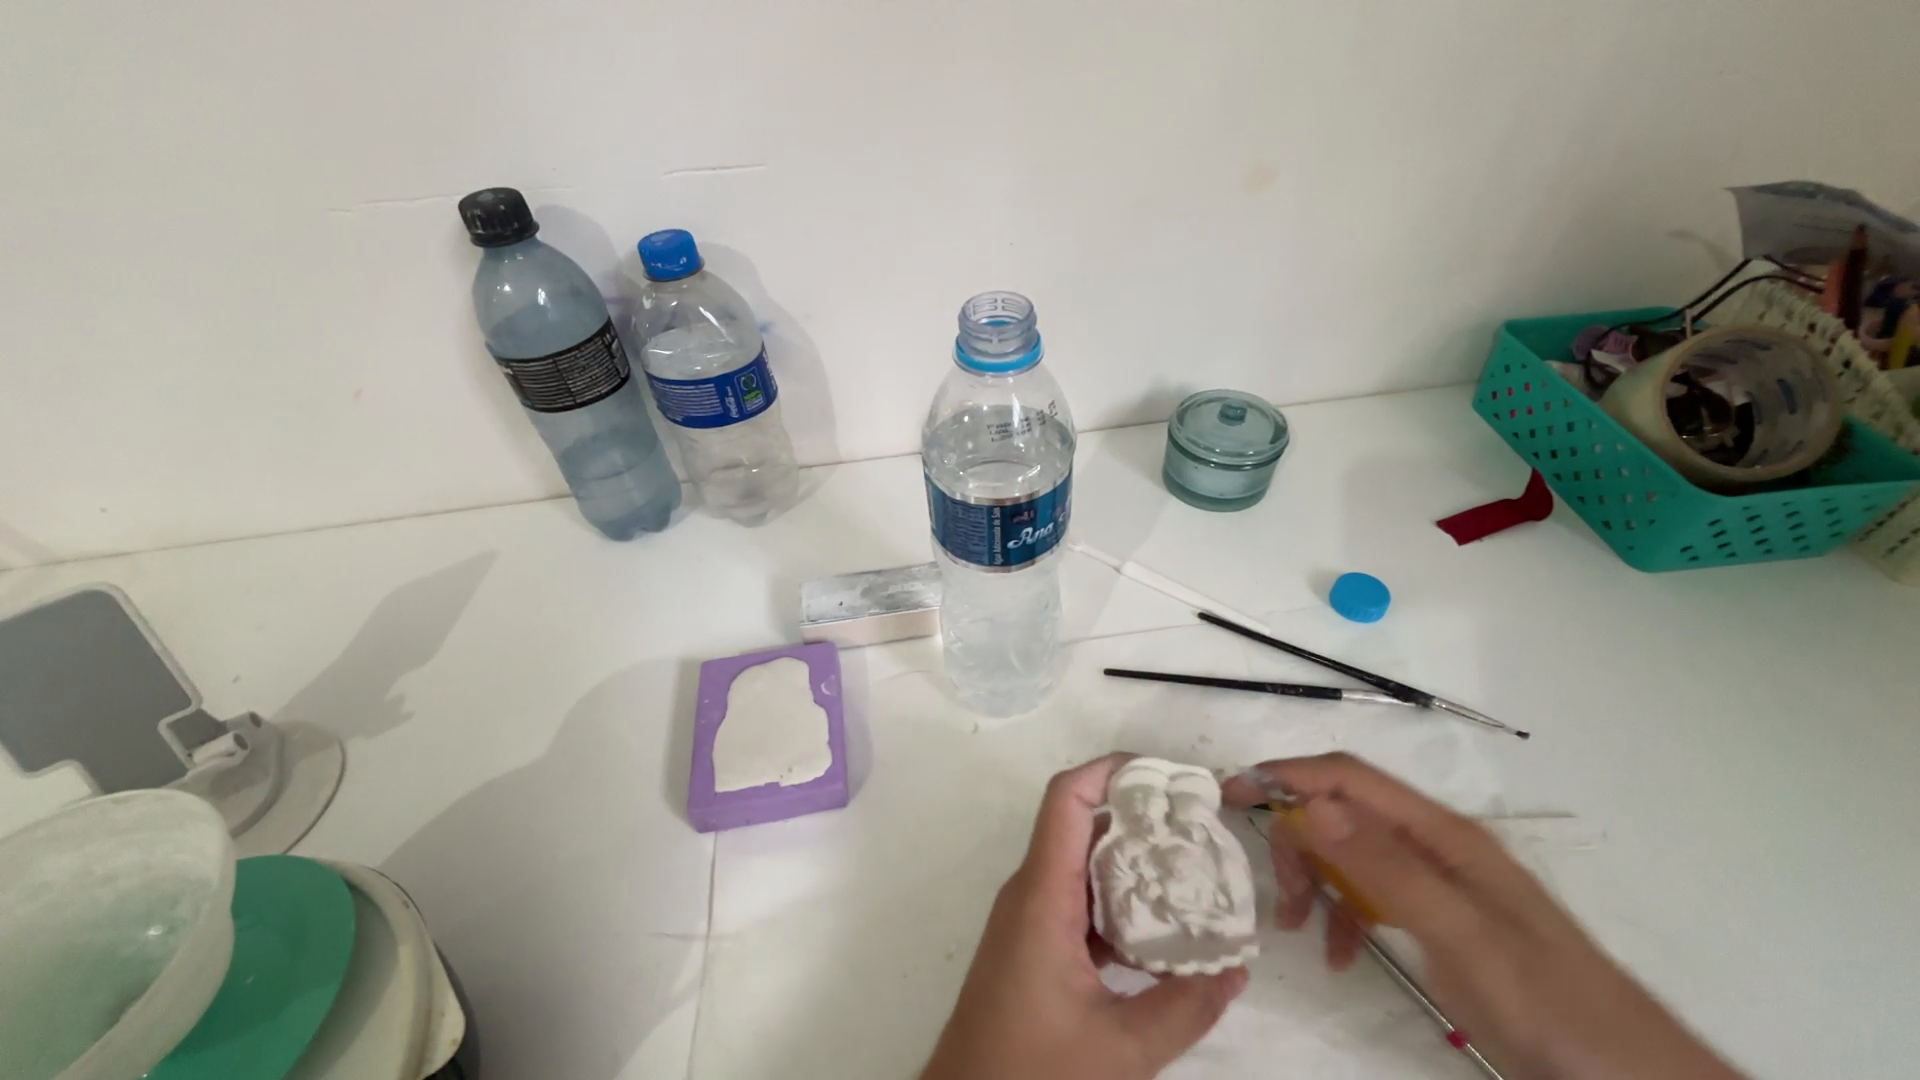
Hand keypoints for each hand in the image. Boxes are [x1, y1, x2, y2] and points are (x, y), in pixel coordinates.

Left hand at [921, 754, 1248, 1079]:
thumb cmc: (1033, 1069)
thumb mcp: (1122, 1048)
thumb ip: (1185, 1007)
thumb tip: (1237, 970)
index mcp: (1043, 894)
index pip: (1067, 799)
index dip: (1110, 770)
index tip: (1165, 774)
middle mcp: (1031, 891)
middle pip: (1080, 824)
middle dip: (1136, 814)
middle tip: (1195, 823)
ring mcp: (1028, 917)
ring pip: (1081, 863)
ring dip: (1130, 858)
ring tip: (1189, 866)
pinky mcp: (1032, 943)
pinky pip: (1077, 900)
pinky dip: (1117, 898)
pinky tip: (1159, 926)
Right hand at [1223, 753, 1743, 1079]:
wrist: (1631, 1078)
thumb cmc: (1549, 1004)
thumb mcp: (1460, 935)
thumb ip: (1386, 867)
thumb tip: (1313, 804)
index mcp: (1441, 835)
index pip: (1349, 779)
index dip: (1287, 776)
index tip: (1231, 794)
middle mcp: (1435, 847)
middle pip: (1342, 814)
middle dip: (1299, 842)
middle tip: (1279, 896)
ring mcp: (1438, 884)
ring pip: (1350, 855)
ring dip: (1315, 881)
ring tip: (1300, 929)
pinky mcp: (1438, 920)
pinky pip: (1369, 897)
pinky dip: (1342, 917)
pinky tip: (1337, 954)